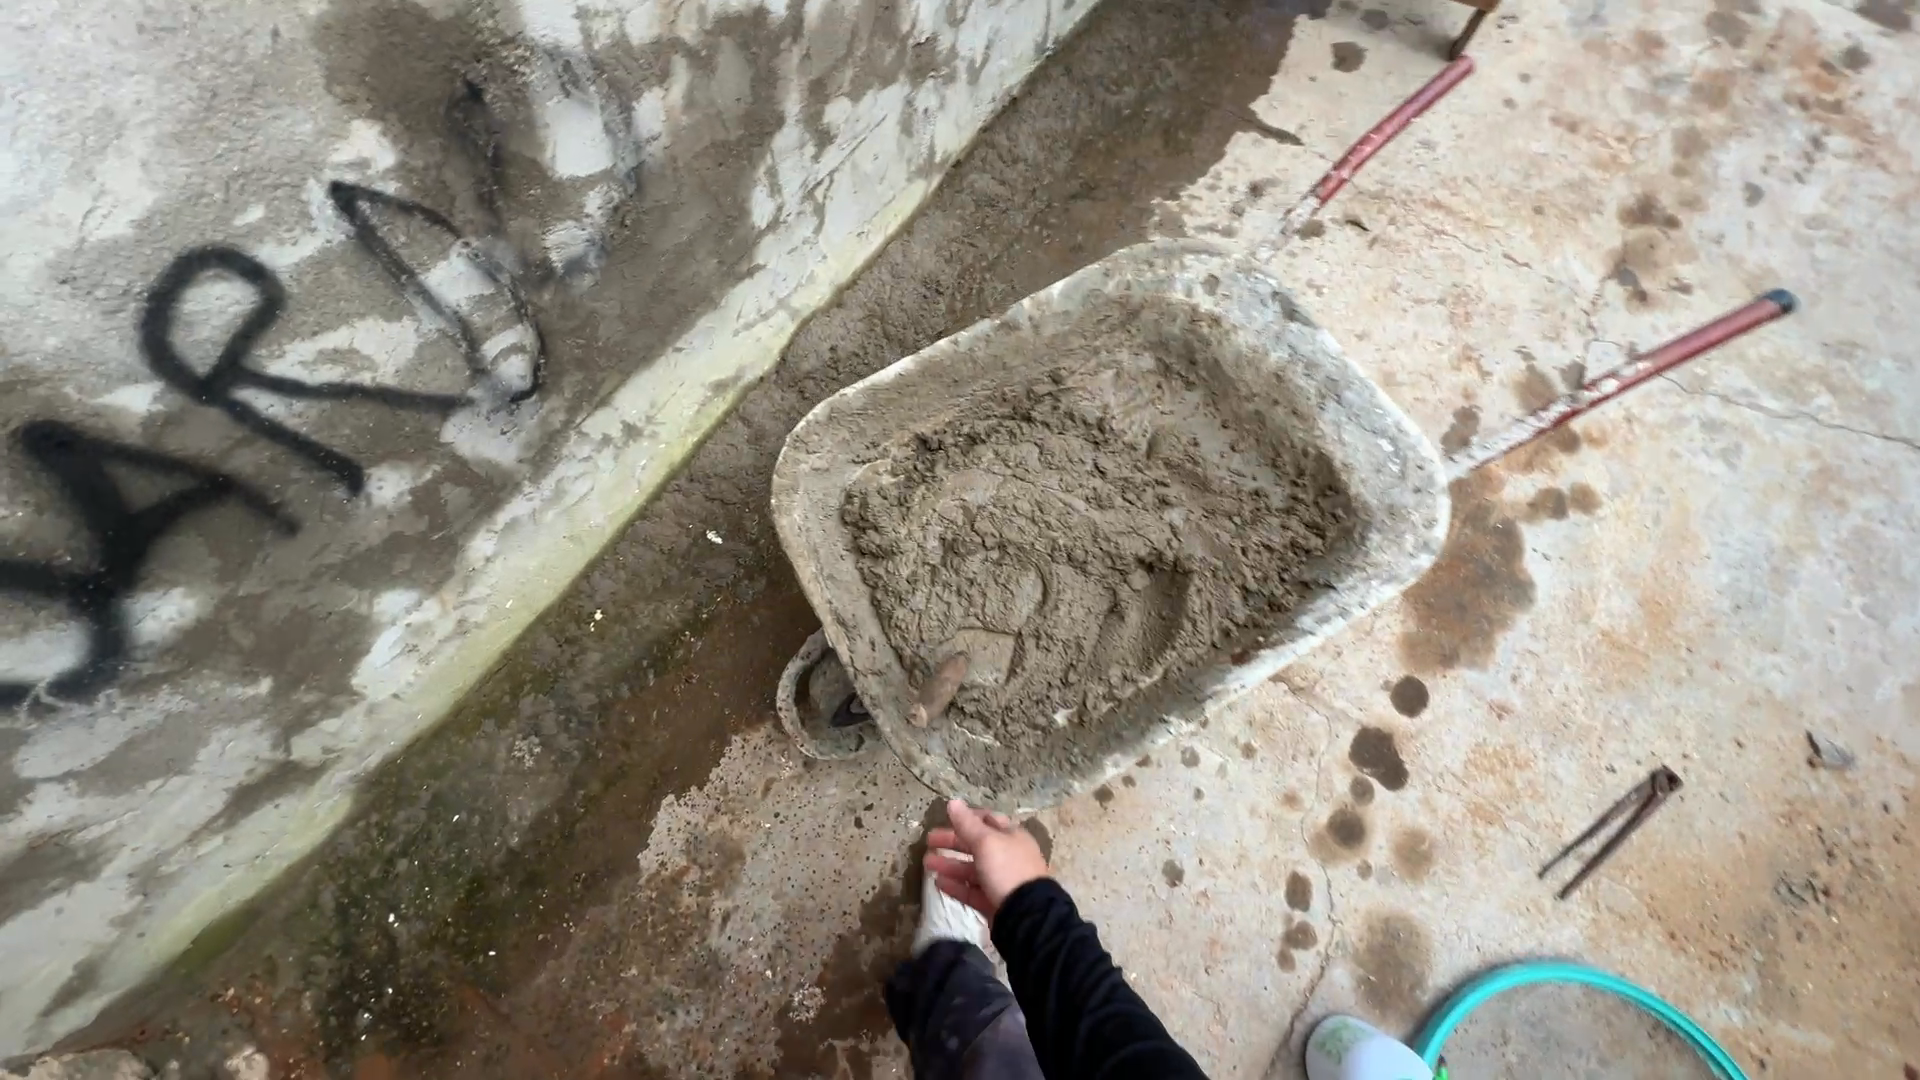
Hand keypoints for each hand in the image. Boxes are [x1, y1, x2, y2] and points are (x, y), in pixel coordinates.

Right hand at [924, 798, 1050, 918]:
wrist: (1026, 915)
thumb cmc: (1007, 869)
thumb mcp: (986, 842)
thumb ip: (967, 824)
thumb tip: (952, 802)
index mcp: (1011, 836)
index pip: (988, 820)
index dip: (967, 818)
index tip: (946, 818)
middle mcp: (1006, 856)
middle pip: (975, 845)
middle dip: (952, 842)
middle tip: (929, 842)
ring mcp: (1000, 881)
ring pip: (971, 869)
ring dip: (949, 865)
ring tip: (927, 864)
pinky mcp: (993, 902)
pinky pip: (971, 891)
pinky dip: (955, 886)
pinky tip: (938, 883)